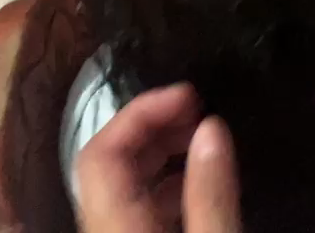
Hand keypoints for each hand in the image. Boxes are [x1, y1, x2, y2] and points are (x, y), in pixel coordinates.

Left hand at [73, 82, 241, 232]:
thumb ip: (211, 193)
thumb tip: (212, 125)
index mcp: (114, 226)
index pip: (101, 152)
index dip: (140, 111)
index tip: (189, 95)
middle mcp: (102, 229)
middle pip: (111, 160)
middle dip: (156, 124)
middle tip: (202, 111)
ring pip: (124, 182)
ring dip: (162, 150)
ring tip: (205, 138)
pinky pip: (136, 205)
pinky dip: (165, 180)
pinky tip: (198, 182)